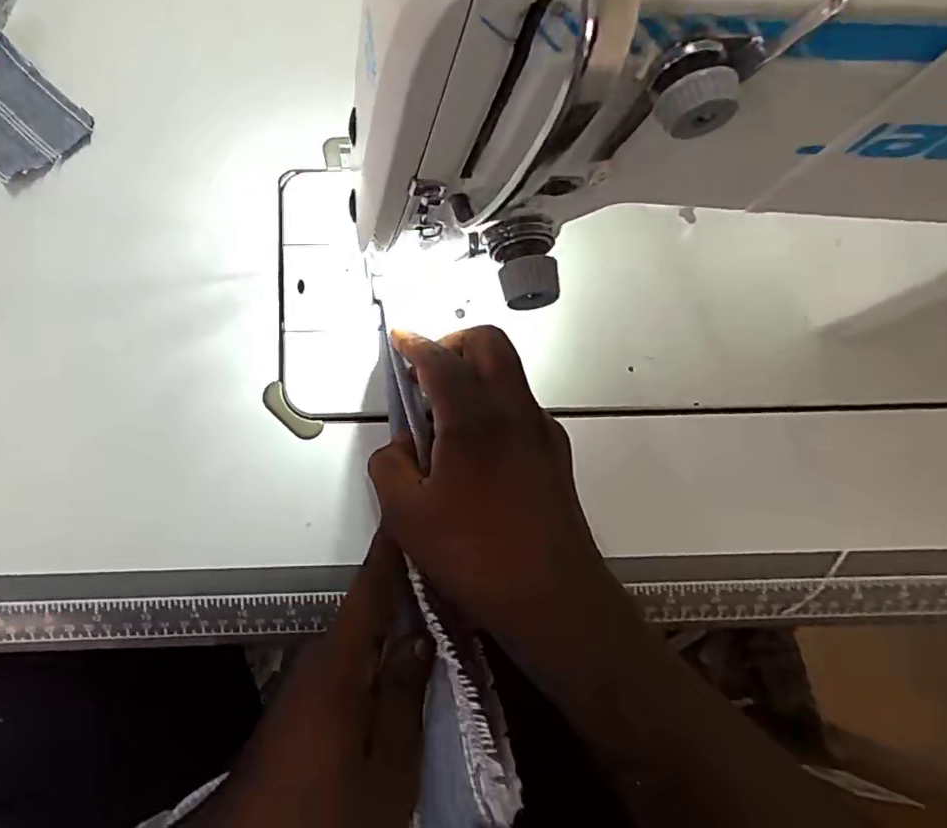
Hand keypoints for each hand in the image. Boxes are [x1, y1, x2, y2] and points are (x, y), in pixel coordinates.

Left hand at [188, 534, 429, 827]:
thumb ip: (403, 698)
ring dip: (389, 618)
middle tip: (441, 568)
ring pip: (357, 632)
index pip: (369, 591)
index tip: (406, 514)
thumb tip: (419, 640)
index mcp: (339, 662)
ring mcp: (306, 675)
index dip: (389, 553)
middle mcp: (318, 656)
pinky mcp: (302, 695)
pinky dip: (373, 646)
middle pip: (365, 608)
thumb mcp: (386, 767)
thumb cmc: (330, 805)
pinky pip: (346, 655)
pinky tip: (396, 653)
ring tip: (431, 604)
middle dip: (400, 586)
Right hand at [368, 326, 623, 639]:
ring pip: (506, 374)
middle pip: (489, 345)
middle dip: (451, 344)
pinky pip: (516, 407)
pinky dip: (487, 404)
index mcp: (475, 420)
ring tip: (437, 419)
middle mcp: (515, 414)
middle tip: (422, 372)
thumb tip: (401, 447)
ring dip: (470, 375)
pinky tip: (466, 451)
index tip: (398, 341)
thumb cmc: (476, 557)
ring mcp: (541, 434)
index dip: (414, 344)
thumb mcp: (405, 515)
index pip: (441, 359)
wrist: (558, 605)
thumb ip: (388, 465)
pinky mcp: (554, 457)